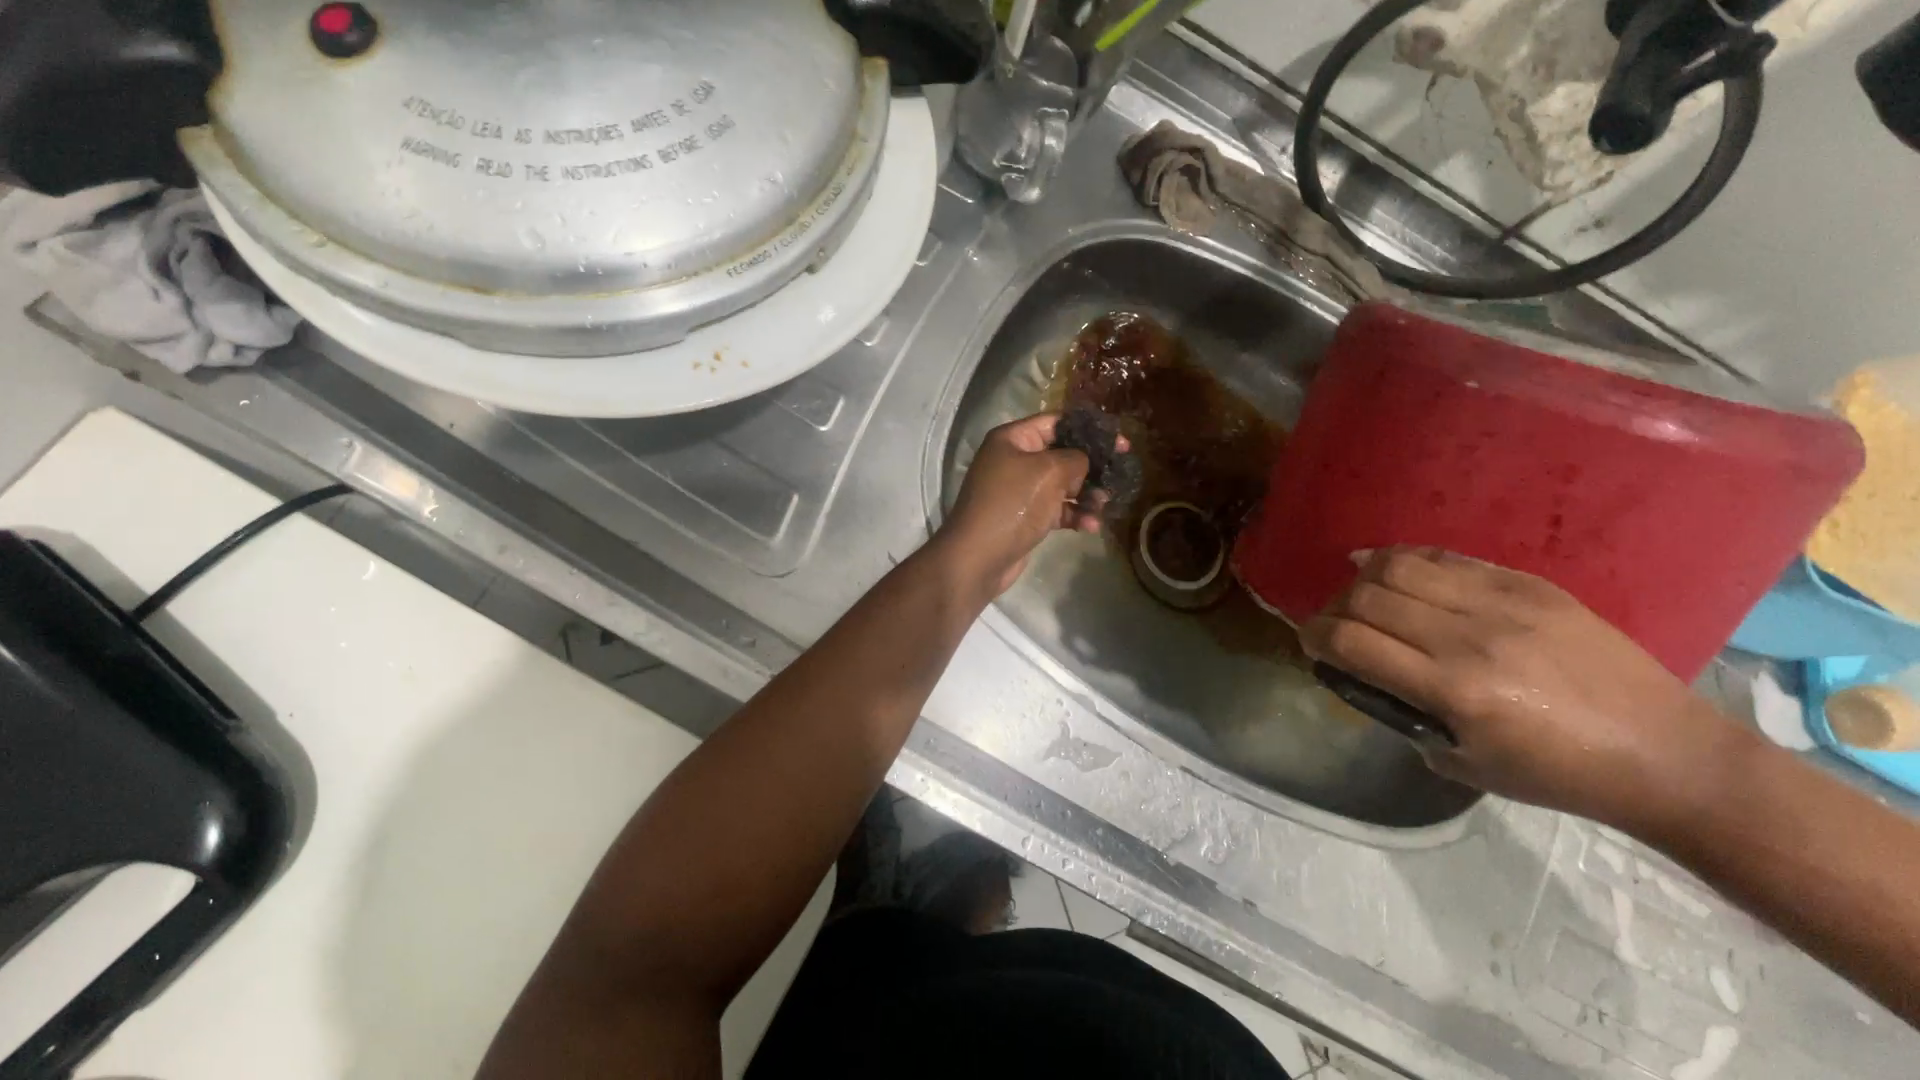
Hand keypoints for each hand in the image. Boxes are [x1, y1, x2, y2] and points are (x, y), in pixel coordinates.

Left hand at [940, 413, 1114, 598]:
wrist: (978, 557)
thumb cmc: (1013, 504)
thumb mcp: (1049, 471)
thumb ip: (1076, 458)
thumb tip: (1084, 463)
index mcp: (1013, 439)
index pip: (1057, 422)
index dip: (1090, 429)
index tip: (1119, 442)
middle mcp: (1014, 460)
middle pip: (1062, 454)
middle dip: (1091, 466)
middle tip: (1119, 474)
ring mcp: (1020, 490)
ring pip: (1063, 485)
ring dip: (1087, 494)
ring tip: (1104, 505)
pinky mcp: (1026, 517)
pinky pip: (1057, 509)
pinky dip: (1074, 515)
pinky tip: (1091, 526)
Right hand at [1300, 547, 1745, 831]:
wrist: (1663, 751)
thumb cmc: (1558, 776)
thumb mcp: (1465, 764)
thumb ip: (1407, 715)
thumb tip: (1370, 677)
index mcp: (1454, 691)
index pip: (1351, 642)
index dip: (1314, 637)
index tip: (1308, 643)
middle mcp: (1471, 638)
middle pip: (1368, 598)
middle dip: (1334, 609)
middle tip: (1335, 625)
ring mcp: (1503, 603)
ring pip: (1401, 567)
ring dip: (1365, 580)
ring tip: (1361, 594)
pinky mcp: (1530, 584)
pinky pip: (1448, 557)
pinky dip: (1406, 558)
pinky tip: (1390, 566)